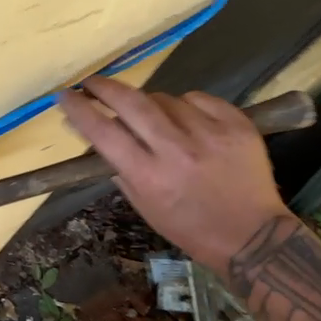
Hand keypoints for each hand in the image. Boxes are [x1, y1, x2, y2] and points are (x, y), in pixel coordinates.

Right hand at [57, 76, 288, 276]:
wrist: (254, 237)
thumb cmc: (189, 226)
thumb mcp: (143, 203)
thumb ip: (119, 165)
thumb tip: (96, 130)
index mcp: (148, 175)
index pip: (102, 130)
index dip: (78, 108)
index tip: (65, 95)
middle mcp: (176, 150)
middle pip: (130, 102)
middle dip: (104, 87)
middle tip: (91, 83)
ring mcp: (209, 135)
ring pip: (164, 98)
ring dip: (150, 103)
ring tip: (153, 118)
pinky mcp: (236, 125)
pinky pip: (197, 99)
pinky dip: (185, 105)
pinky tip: (187, 119)